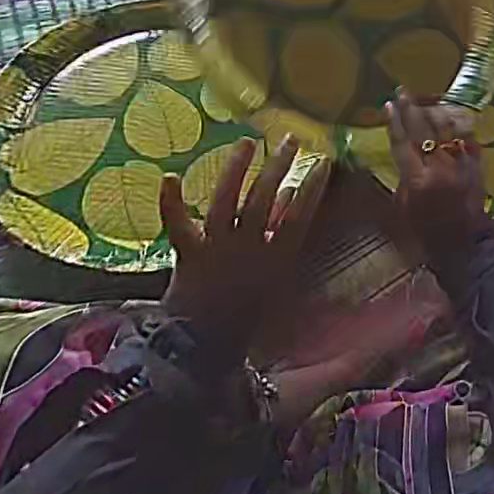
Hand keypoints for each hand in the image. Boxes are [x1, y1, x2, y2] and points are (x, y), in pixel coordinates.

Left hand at [156, 135, 330, 342]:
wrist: (202, 354)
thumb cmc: (247, 323)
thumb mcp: (279, 287)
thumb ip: (287, 247)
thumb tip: (293, 208)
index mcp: (276, 259)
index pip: (300, 215)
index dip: (313, 187)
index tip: (323, 161)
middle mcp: (248, 246)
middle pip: (265, 199)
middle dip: (279, 166)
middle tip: (292, 139)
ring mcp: (218, 248)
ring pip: (226, 202)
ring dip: (236, 170)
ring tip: (248, 143)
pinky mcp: (189, 254)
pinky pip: (178, 226)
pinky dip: (172, 203)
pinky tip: (170, 176)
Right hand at [387, 92, 490, 258]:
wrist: (465, 244)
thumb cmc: (428, 231)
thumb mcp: (404, 208)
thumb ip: (402, 178)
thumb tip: (403, 155)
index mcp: (417, 179)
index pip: (402, 142)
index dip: (394, 121)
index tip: (388, 104)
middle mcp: (439, 166)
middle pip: (423, 129)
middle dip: (411, 108)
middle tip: (403, 92)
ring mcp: (461, 162)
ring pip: (447, 127)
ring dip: (435, 110)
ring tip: (426, 99)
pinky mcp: (477, 163)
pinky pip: (467, 135)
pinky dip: (458, 123)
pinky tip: (451, 114)